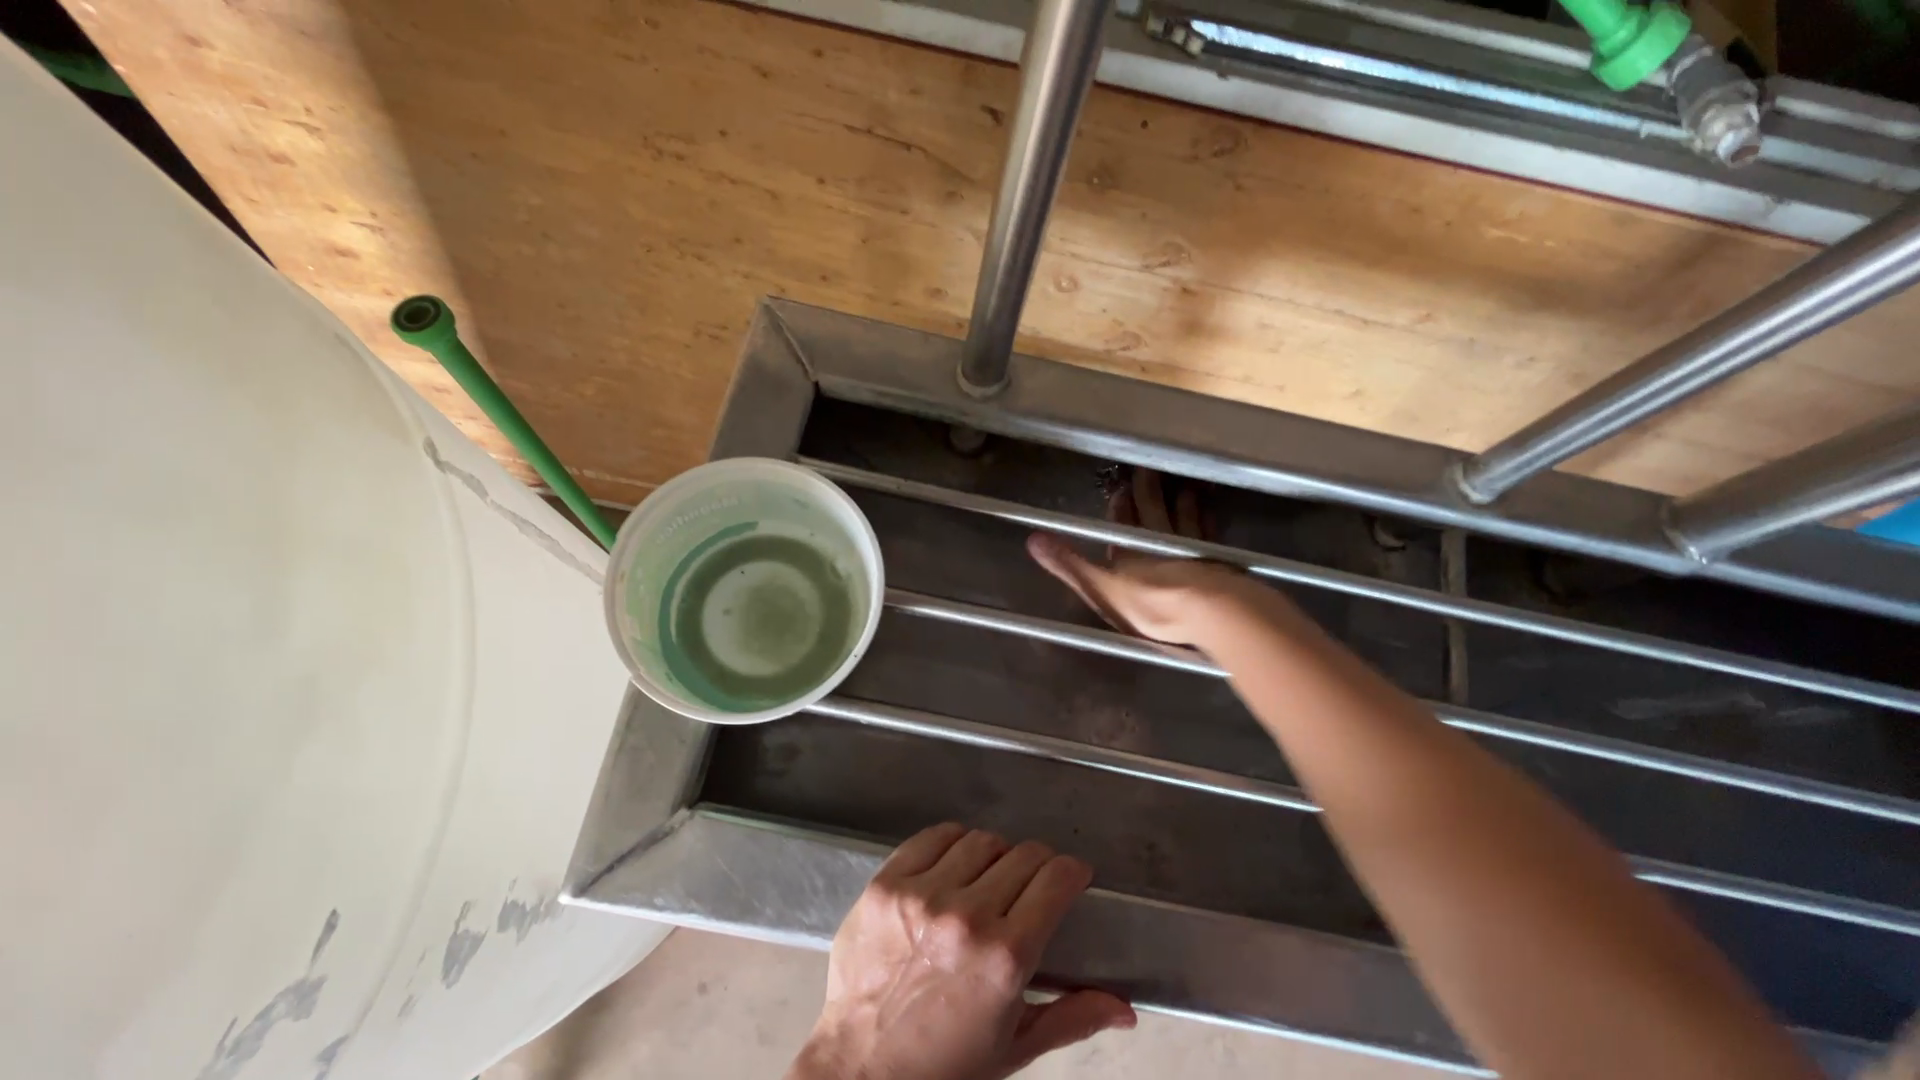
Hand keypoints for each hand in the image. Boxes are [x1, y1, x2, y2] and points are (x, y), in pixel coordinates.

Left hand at [787, 823, 1134, 1079]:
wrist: (860, 1069)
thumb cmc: (942, 1065)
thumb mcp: (1015, 1047)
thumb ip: (1074, 1018)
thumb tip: (1126, 1011)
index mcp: (1006, 956)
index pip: (1056, 879)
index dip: (1071, 872)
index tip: (1072, 877)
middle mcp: (966, 917)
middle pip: (1023, 855)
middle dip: (1038, 865)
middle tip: (1032, 883)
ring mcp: (921, 897)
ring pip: (980, 841)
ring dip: (994, 855)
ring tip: (989, 877)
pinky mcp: (886, 886)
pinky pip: (930, 839)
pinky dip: (950, 844)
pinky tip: (952, 866)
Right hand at [1026, 468, 1248, 645]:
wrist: (1208, 611)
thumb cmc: (1150, 603)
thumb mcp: (1100, 588)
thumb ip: (1069, 565)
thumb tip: (1031, 539)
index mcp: (1130, 549)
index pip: (1123, 520)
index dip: (1120, 505)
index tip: (1119, 487)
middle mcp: (1161, 540)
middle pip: (1154, 509)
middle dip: (1149, 490)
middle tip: (1149, 469)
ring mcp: (1193, 548)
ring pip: (1186, 516)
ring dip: (1184, 500)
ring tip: (1185, 485)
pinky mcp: (1219, 560)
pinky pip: (1212, 533)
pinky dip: (1211, 520)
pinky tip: (1215, 516)